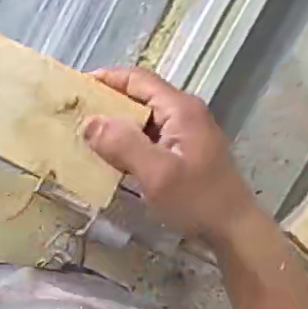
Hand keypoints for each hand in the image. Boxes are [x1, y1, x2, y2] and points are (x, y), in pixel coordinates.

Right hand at [81, 66, 262, 244]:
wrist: (233, 229)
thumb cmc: (197, 200)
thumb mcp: (157, 174)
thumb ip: (123, 145)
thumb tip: (89, 122)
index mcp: (180, 109)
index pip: (138, 79)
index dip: (106, 79)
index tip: (75, 88)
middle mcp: (184, 114)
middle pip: (139, 97)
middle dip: (106, 103)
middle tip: (74, 115)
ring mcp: (186, 133)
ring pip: (143, 120)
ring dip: (115, 126)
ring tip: (84, 136)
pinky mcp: (184, 153)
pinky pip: (149, 139)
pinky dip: (128, 143)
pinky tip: (109, 158)